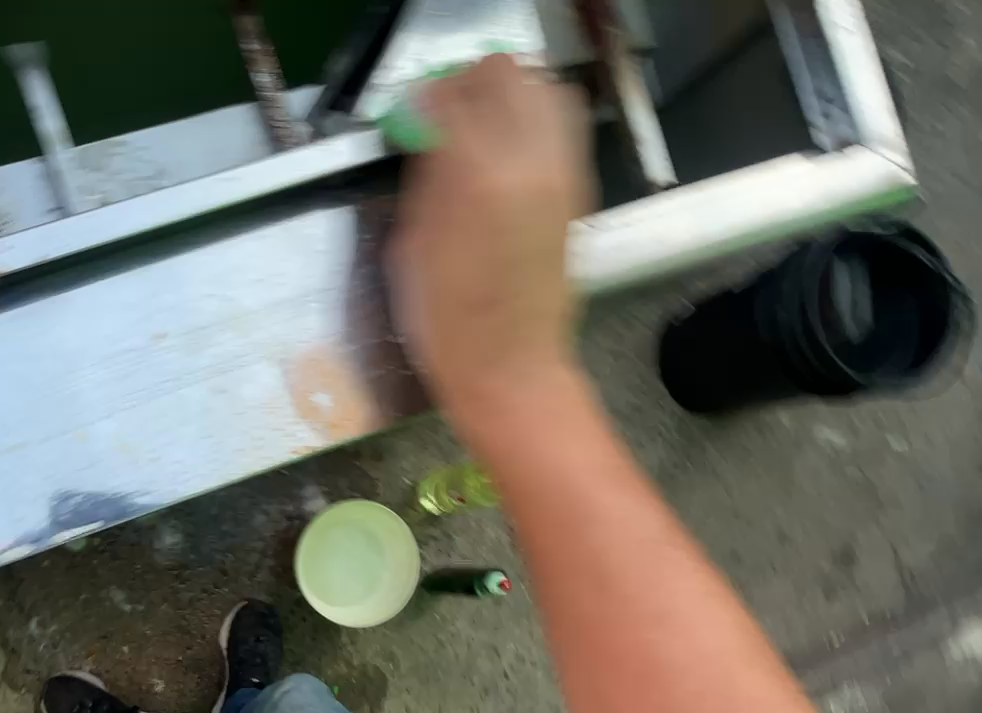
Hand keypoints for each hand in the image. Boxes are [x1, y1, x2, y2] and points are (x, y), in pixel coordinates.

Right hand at [389, 54, 594, 417]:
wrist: (509, 368)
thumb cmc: (444, 326)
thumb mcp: (410, 252)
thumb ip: (423, 183)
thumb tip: (424, 137)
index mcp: (475, 178)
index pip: (448, 97)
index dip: (419, 104)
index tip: (404, 122)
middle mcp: (528, 160)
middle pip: (502, 75)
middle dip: (465, 88)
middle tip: (439, 119)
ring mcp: (561, 171)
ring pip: (542, 87)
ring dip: (504, 97)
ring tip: (474, 131)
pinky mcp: (576, 189)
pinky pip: (558, 125)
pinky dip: (529, 122)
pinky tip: (502, 155)